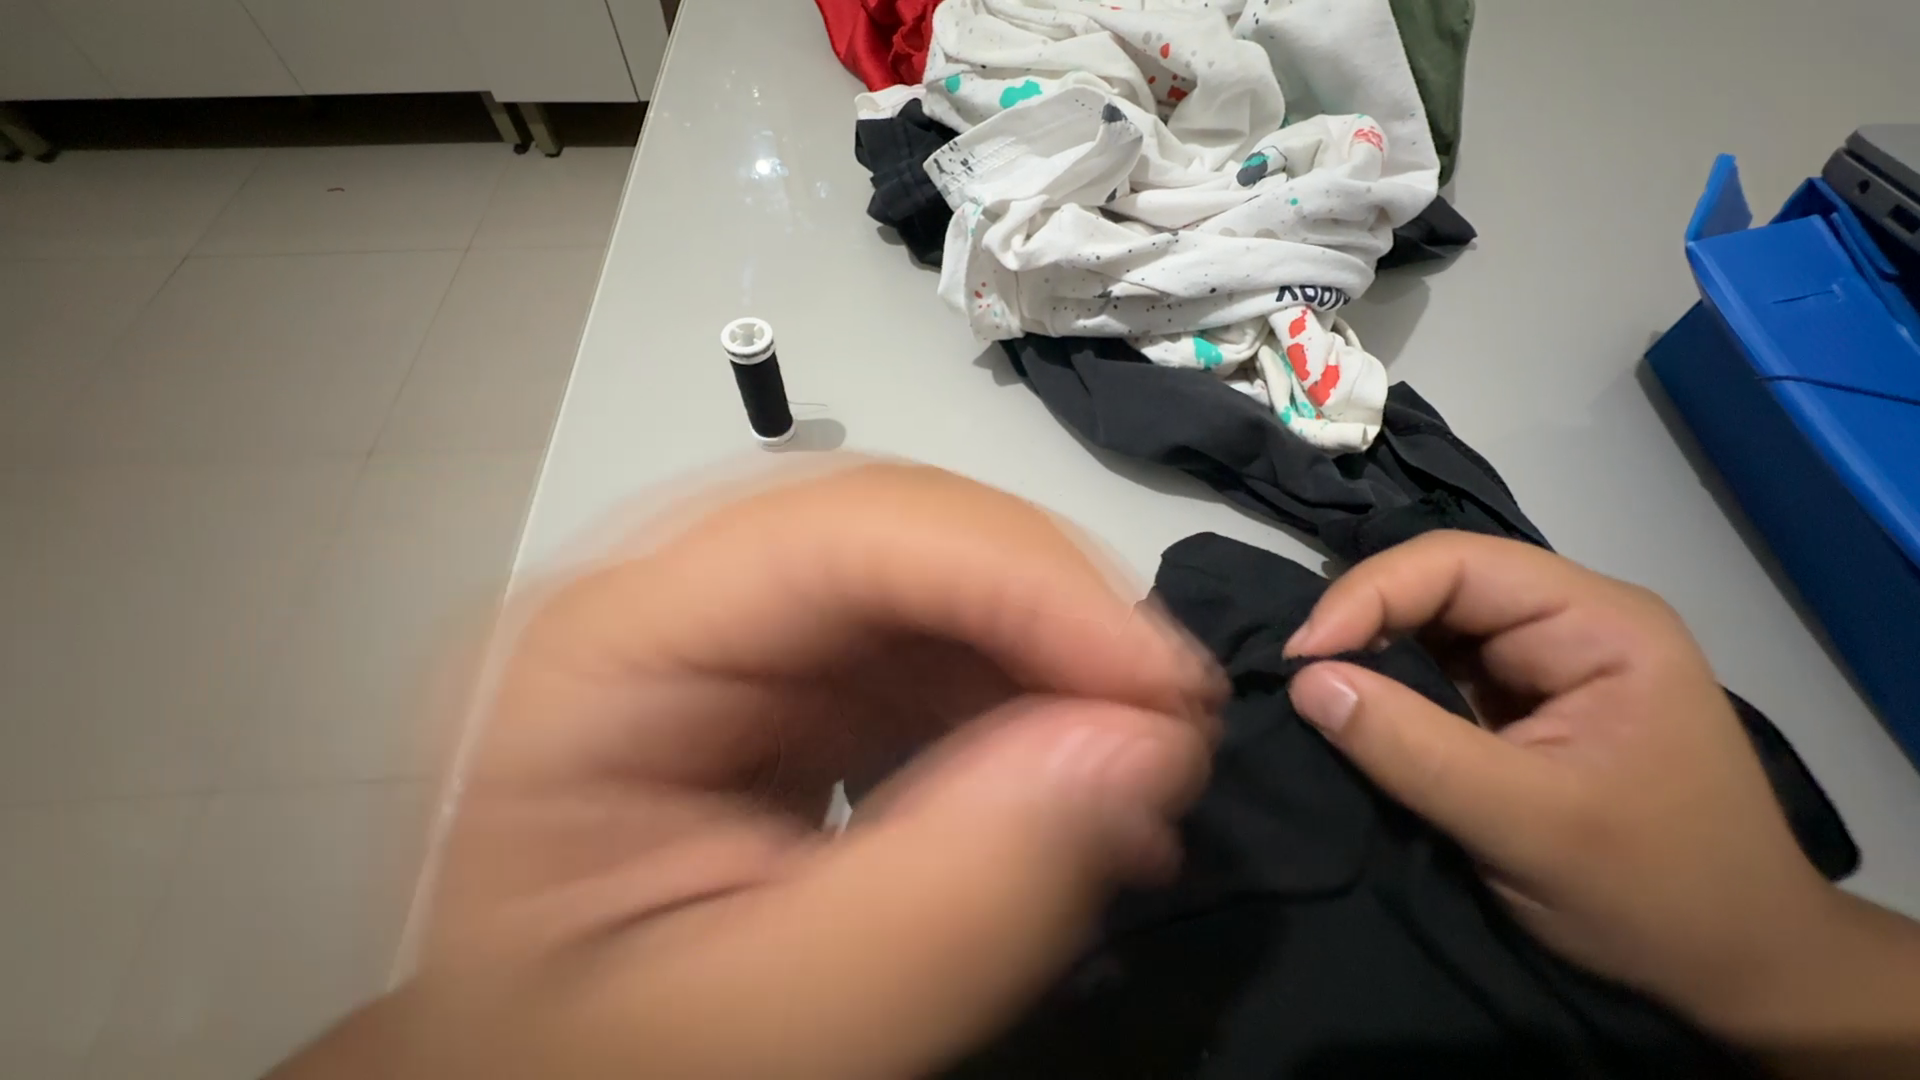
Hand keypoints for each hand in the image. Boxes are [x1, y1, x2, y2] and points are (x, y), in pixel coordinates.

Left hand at [275, 462, 1222, 1079]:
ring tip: (1132, 774)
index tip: (1159, 682)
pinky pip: (932, 643)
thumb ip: (949, 900)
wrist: (565, 1074)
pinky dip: (1025, 697)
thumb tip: (1136, 748)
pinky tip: (1071, 782)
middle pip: (893, 533)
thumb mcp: (762, 1026)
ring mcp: (736, 632)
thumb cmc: (612, 1058)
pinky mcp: (791, 676)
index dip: (1019, 579)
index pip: (834, 538)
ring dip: (1052, 658)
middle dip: (1051, 612)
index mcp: (601, 651)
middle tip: (1165, 724)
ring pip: (934, 579)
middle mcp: (669, 602)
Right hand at [1282, 532, 1919, 1074]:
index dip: (1370, 594)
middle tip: (1301, 674)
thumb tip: (1303, 681)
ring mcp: (1542, 656)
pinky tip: (1354, 701)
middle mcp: (1569, 621)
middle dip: (1363, 618)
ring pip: (1428, 619)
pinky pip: (1431, 661)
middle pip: (1439, 581)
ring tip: (1316, 685)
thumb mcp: (1526, 825)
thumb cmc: (1652, 891)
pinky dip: (1383, 677)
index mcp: (1600, 625)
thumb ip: (1411, 748)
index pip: (1460, 565)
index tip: (1304, 656)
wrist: (1732, 964)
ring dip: (1367, 646)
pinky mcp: (1514, 693)